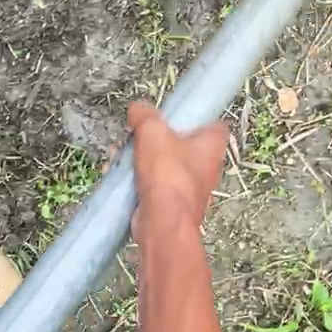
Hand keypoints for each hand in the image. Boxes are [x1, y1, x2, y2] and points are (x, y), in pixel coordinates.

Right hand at [128, 102, 227, 244]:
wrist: (162, 223)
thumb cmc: (168, 175)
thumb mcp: (153, 133)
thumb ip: (145, 116)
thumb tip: (138, 108)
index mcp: (212, 146)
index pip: (213, 125)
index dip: (195, 118)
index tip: (175, 116)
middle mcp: (206, 168)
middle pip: (181, 144)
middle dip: (155, 140)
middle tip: (138, 136)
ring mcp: (188, 188)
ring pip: (163, 164)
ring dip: (140, 159)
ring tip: (121, 156)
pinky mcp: (170, 203)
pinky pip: (153, 184)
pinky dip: (136, 179)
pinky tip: (118, 175)